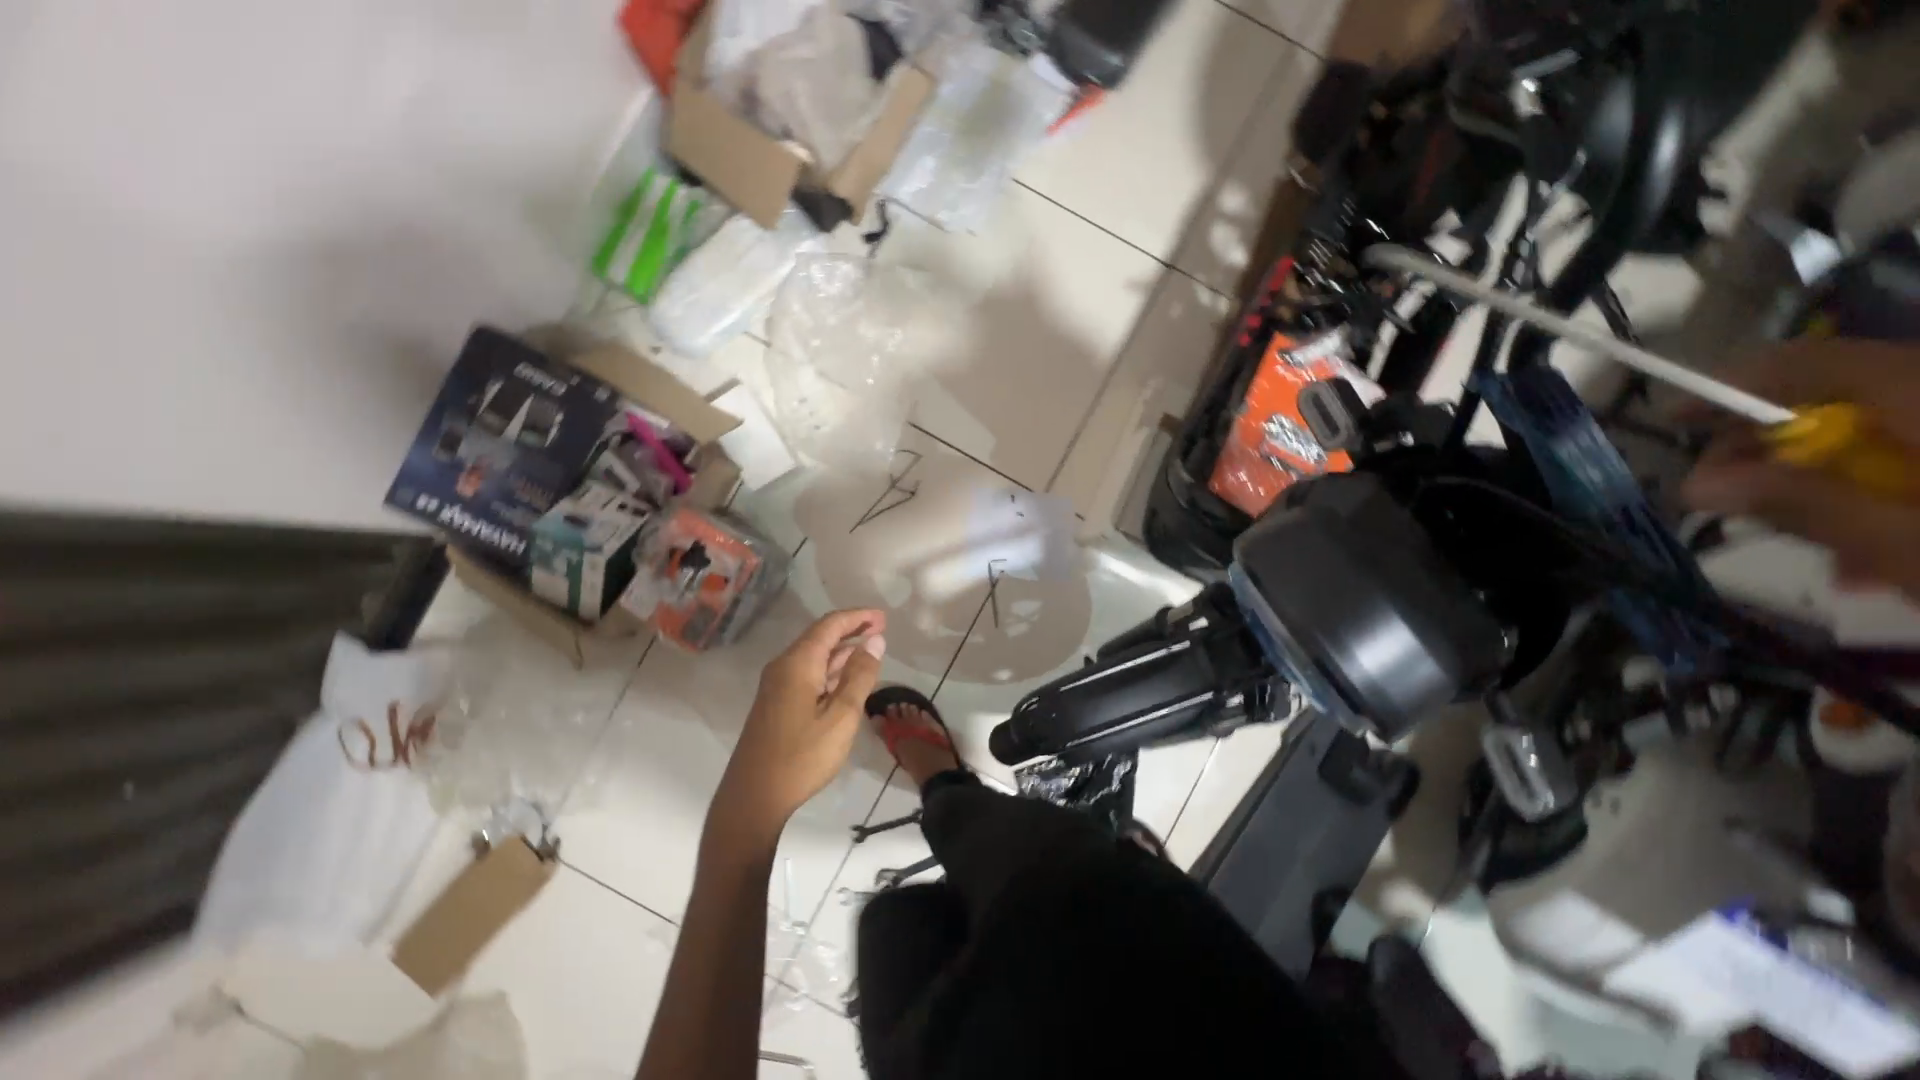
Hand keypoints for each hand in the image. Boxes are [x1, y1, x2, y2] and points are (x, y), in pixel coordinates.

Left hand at [712, 609, 887, 839]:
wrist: (754, 796)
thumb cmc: (802, 757)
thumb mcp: (841, 717)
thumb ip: (859, 676)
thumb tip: (874, 641)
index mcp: (798, 664)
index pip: (830, 625)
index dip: (858, 617)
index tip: (884, 618)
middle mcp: (783, 667)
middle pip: (819, 637)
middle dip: (850, 631)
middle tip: (881, 632)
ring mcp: (776, 686)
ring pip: (812, 657)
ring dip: (841, 652)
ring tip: (871, 653)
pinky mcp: (775, 704)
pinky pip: (806, 674)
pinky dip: (829, 670)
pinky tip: (846, 681)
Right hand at [1683, 339, 1919, 596]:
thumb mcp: (1907, 547)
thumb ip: (1804, 507)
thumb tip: (1695, 485)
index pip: (1807, 362)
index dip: (1731, 385)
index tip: (1673, 419)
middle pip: (1838, 395)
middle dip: (1775, 448)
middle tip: (1730, 498)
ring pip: (1878, 425)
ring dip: (1831, 478)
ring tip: (1827, 552)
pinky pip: (1912, 444)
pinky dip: (1886, 486)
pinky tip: (1884, 546)